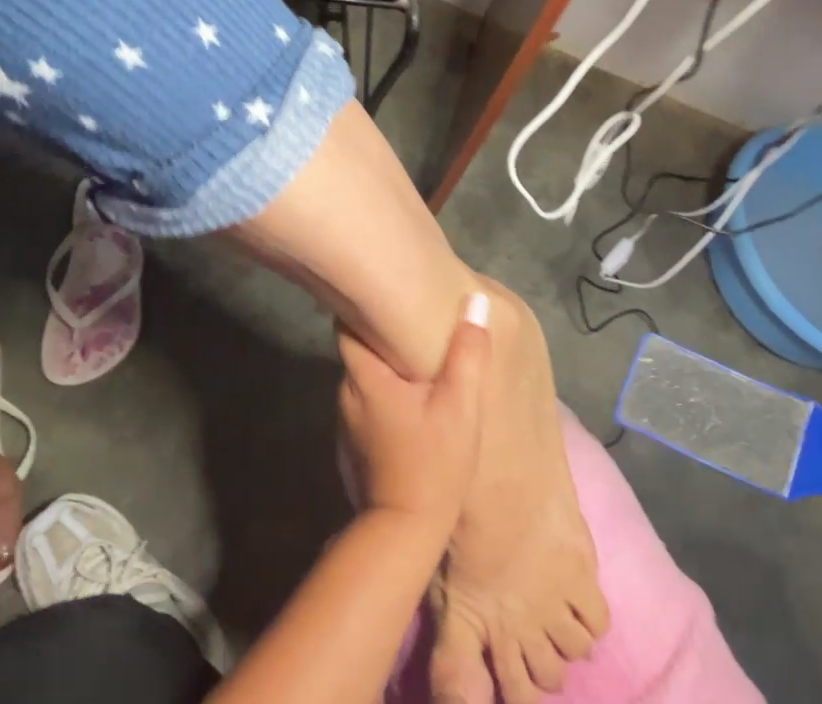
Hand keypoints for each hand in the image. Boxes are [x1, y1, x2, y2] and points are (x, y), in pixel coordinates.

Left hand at [339, 293, 491, 532]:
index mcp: (365, 377)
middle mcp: (346, 394)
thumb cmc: (434, 462)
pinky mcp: (355, 442)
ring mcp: (346, 421)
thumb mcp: (460, 405)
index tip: (386, 292)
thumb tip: (475, 300)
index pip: (346, 325)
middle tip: (413, 320)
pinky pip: (367, 402)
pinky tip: (411, 397)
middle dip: (381, 334)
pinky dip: (385, 392)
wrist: (406, 530)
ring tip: (417, 356)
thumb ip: (467, 352)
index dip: (362, 305)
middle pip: (358, 349)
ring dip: (385, 367)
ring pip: (364, 377)